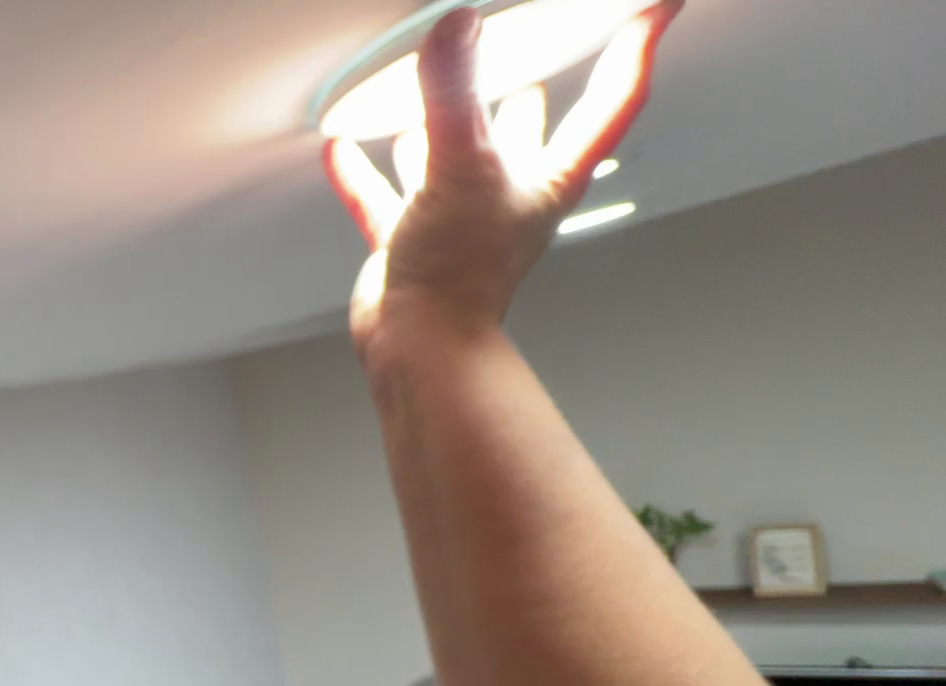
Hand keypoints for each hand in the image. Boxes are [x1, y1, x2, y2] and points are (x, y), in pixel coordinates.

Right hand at [325, 0, 682, 359]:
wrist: (414, 340)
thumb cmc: (458, 274)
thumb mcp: (460, 167)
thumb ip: (453, 95)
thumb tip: (453, 26)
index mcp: (547, 172)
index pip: (611, 96)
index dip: (634, 44)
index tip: (654, 4)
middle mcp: (505, 191)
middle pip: (523, 126)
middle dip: (521, 86)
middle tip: (522, 43)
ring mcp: (453, 216)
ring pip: (448, 158)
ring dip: (437, 126)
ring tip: (424, 89)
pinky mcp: (407, 238)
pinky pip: (383, 194)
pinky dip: (363, 170)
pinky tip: (343, 150)